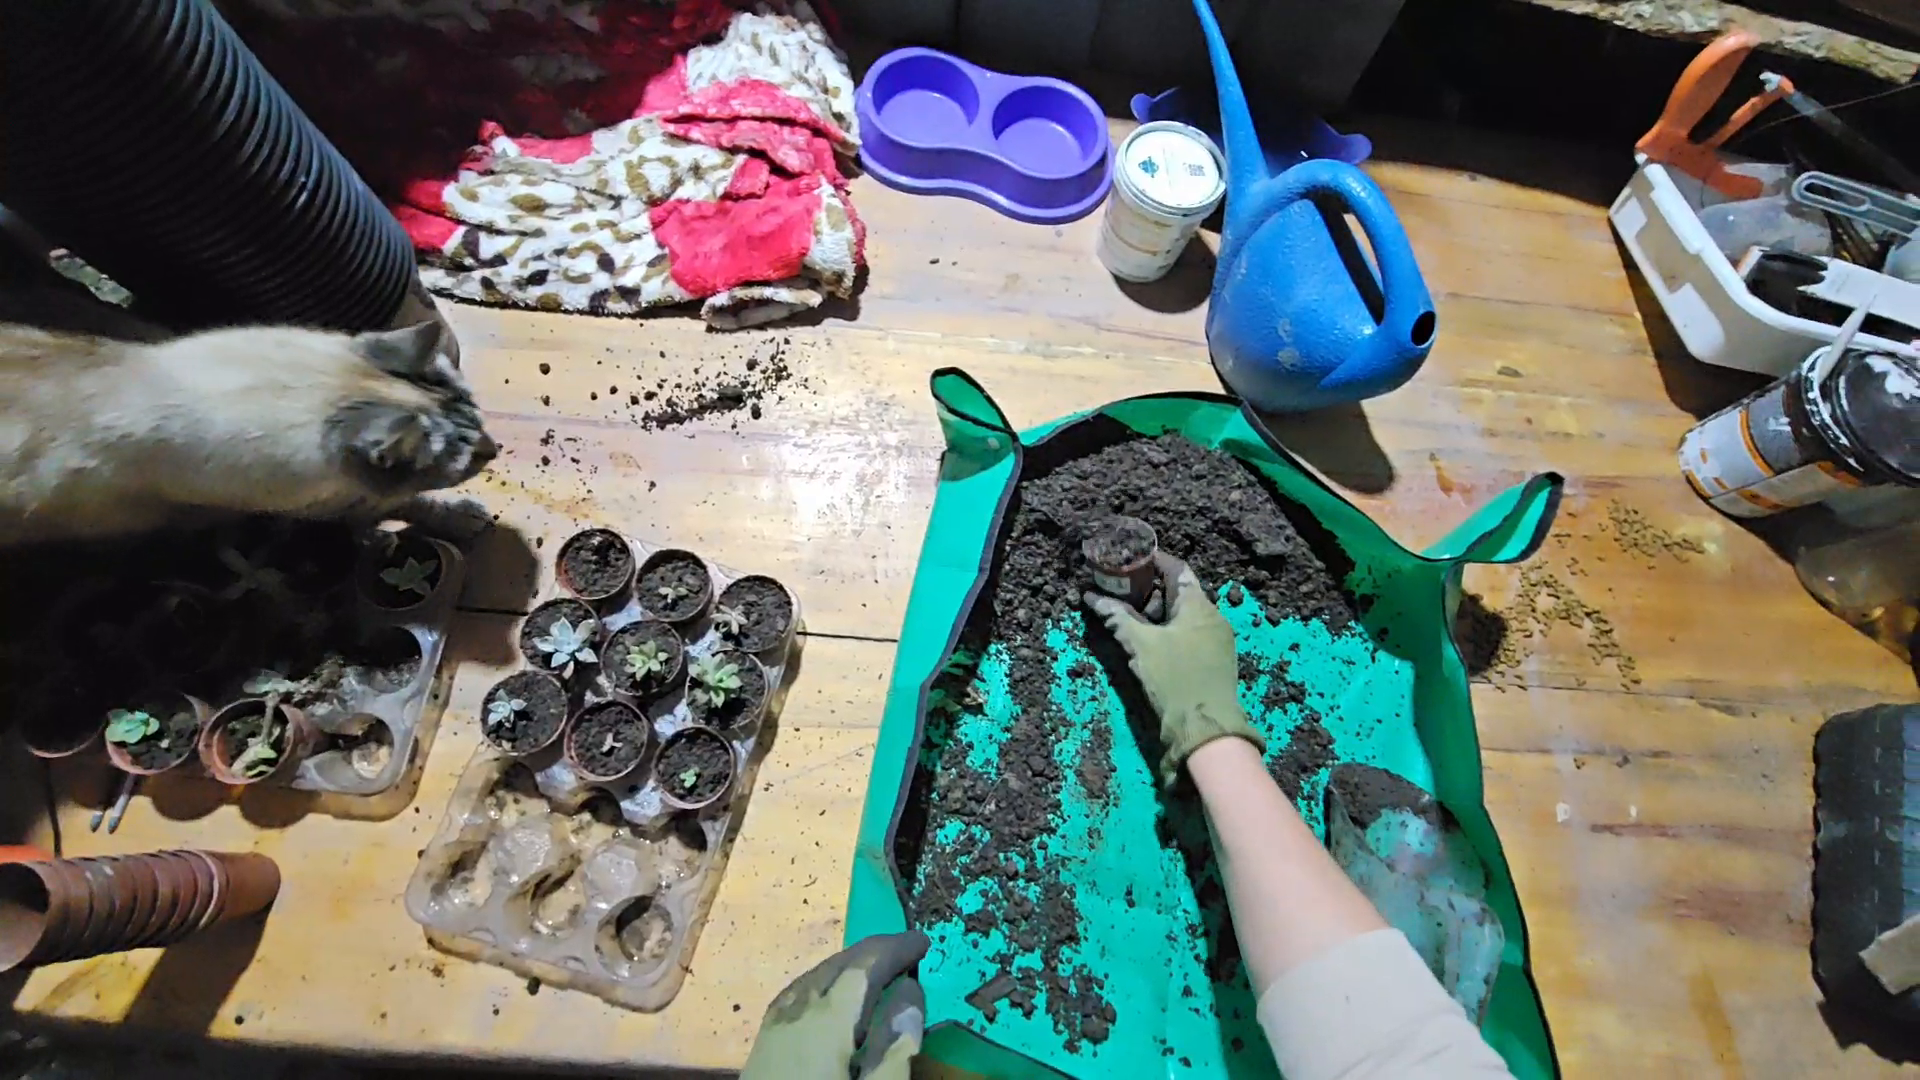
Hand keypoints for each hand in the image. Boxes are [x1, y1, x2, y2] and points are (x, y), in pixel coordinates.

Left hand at [739, 931, 928, 1079]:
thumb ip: (895, 1049)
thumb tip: (912, 994)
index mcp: (827, 1019)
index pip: (866, 964)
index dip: (896, 948)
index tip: (924, 942)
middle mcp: (797, 1011)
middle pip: (839, 963)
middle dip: (874, 953)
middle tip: (907, 954)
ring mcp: (774, 1028)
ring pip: (814, 976)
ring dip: (848, 965)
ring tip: (876, 971)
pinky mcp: (760, 1049)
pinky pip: (796, 995)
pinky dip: (823, 983)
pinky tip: (828, 1000)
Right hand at [1085, 552, 1264, 784]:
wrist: (1206, 730)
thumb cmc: (1174, 679)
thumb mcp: (1139, 645)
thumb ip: (1116, 617)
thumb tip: (1091, 596)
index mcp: (1198, 605)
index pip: (1177, 569)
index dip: (1152, 560)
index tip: (1128, 558)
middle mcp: (1212, 617)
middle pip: (1179, 590)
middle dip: (1149, 587)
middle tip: (1120, 588)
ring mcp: (1216, 639)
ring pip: (1183, 613)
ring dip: (1156, 610)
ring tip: (1128, 614)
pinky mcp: (1213, 660)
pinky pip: (1188, 632)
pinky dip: (1166, 628)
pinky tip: (1146, 639)